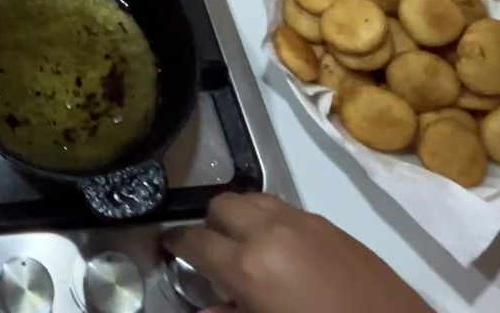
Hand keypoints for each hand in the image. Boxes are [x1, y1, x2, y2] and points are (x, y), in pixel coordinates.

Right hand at [165, 193, 429, 312]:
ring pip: (250, 198)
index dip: (177, 244)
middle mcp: (269, 232)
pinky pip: (283, 207)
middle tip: (213, 253)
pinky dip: (269, 219)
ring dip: (239, 217)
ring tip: (246, 246)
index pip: (196, 242)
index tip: (169, 248)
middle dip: (209, 226)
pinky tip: (283, 250)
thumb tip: (204, 307)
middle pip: (220, 206)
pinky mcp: (330, 225)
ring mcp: (302, 223)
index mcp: (249, 267)